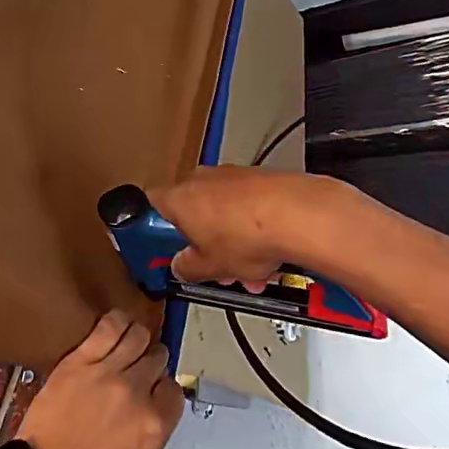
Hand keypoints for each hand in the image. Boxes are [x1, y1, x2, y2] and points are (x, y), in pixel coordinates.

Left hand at [15, 310, 183, 448]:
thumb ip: (146, 433)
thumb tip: (146, 413)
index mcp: (154, 427)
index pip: (173, 389)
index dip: (163, 389)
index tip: (155, 389)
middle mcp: (135, 394)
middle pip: (156, 358)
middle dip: (150, 363)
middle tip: (139, 367)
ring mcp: (106, 374)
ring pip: (137, 335)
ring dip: (137, 338)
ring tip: (129, 342)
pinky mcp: (77, 363)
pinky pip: (107, 328)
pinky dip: (115, 321)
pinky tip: (115, 324)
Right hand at [150, 166, 365, 286]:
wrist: (298, 215)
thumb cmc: (251, 231)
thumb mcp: (209, 267)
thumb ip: (187, 267)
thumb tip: (182, 266)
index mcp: (178, 196)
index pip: (150, 206)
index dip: (152, 229)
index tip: (157, 247)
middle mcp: (202, 179)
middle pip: (189, 212)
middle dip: (200, 243)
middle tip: (208, 266)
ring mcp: (232, 177)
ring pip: (221, 214)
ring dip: (230, 242)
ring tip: (248, 271)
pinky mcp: (259, 180)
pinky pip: (246, 208)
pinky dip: (252, 230)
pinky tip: (267, 257)